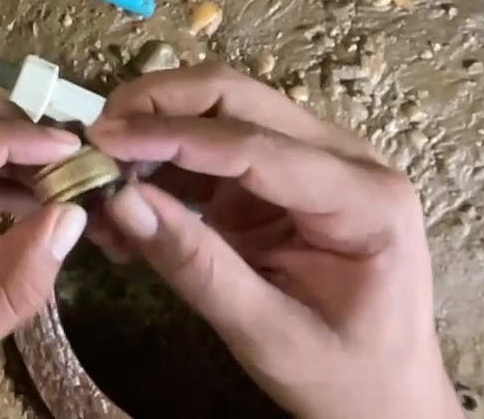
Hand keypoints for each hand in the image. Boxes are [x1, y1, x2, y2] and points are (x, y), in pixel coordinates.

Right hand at [87, 63, 461, 418]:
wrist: (388, 403)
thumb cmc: (346, 380)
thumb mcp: (270, 338)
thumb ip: (196, 266)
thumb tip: (118, 200)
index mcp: (364, 198)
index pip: (250, 143)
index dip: (170, 136)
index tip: (101, 141)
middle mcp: (340, 155)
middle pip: (229, 95)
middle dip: (154, 106)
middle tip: (95, 139)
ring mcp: (305, 153)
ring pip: (210, 102)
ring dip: (149, 126)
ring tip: (103, 173)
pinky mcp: (271, 166)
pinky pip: (202, 137)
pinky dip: (157, 156)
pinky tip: (126, 192)